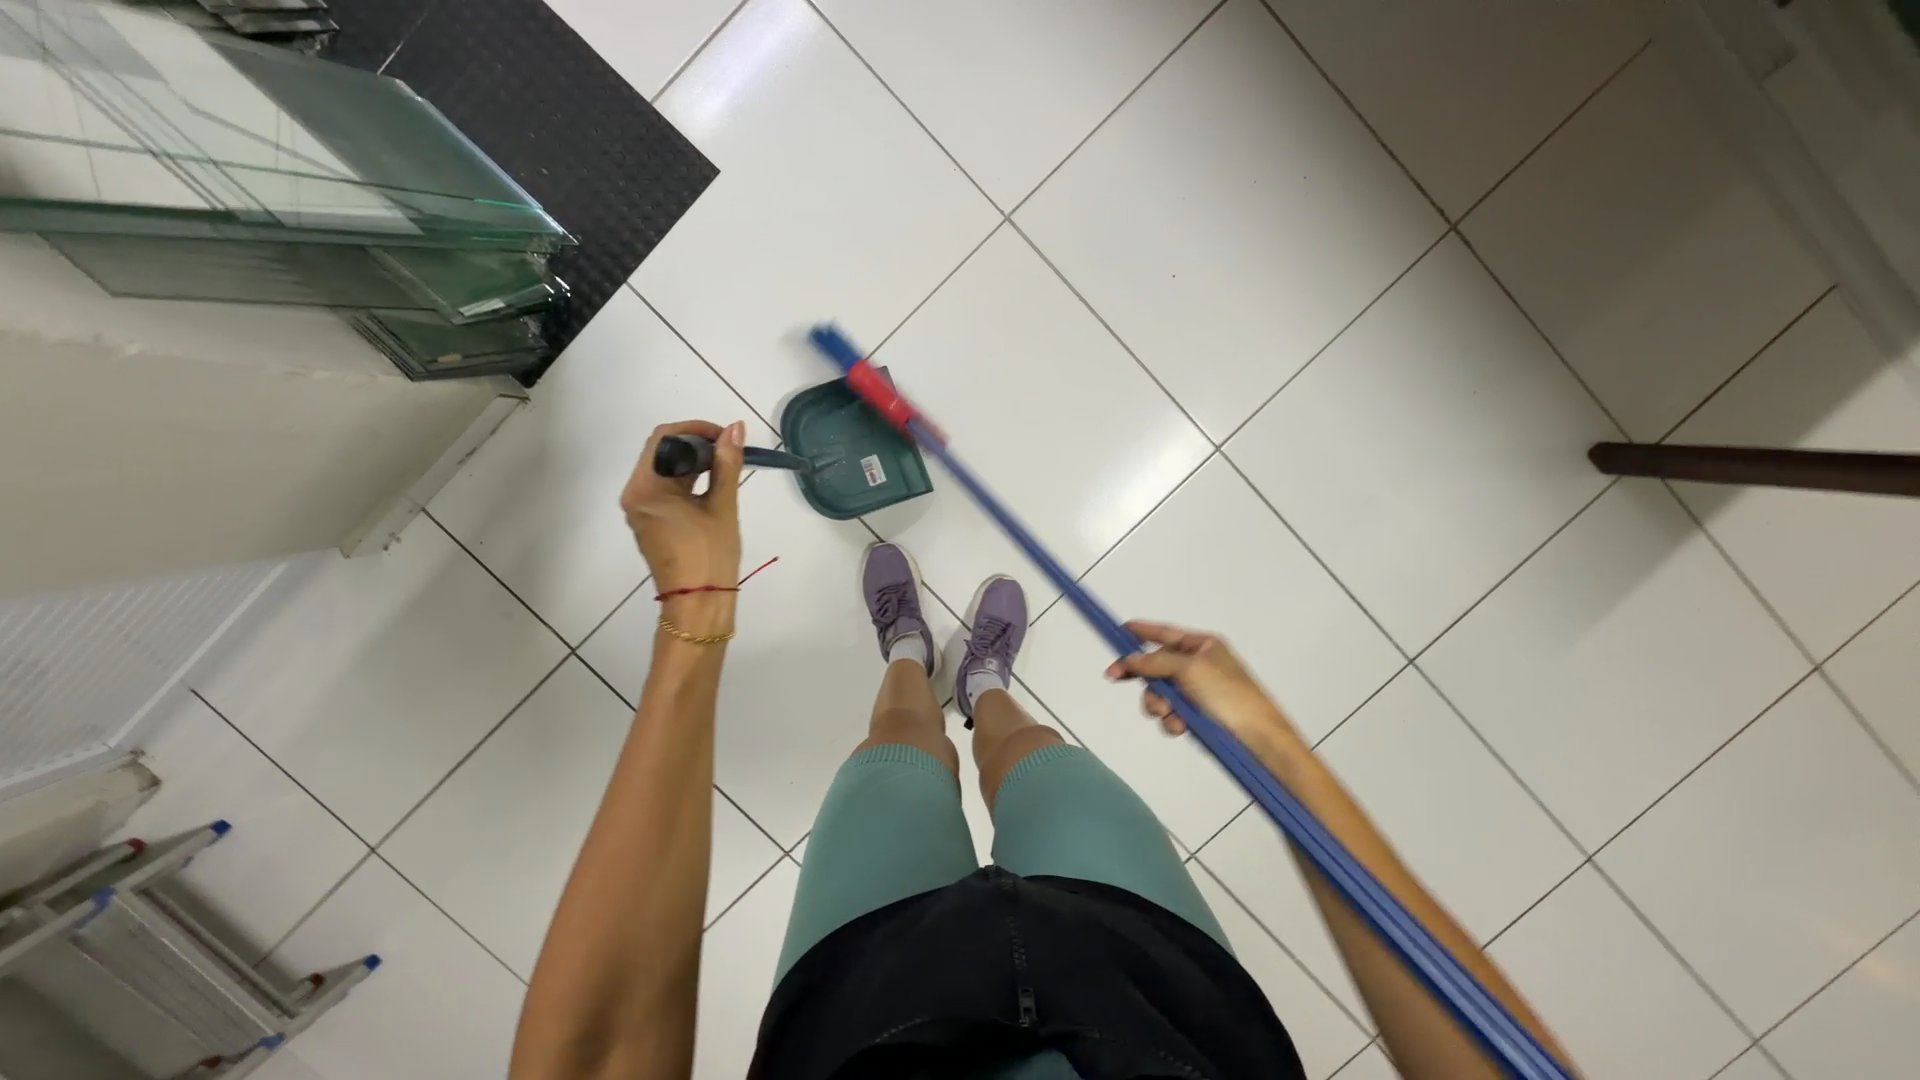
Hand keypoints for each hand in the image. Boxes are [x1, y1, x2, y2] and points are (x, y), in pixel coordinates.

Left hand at [621, 420, 745, 593]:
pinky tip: (714, 489)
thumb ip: (727, 463)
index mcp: (645, 488)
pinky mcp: (651, 523)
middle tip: (730, 453)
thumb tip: (735, 427)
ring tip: (726, 470)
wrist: (698, 605)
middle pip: (662, 453)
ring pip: (666, 472)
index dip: (696, 429)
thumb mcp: (722, 506)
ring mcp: (640, 511)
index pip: (664, 438)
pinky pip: (666, 491)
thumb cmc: (710, 555)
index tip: (726, 437)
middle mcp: (634, 495)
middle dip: (697, 446)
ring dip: (695, 464)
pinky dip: (689, 483)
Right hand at [1104, 620, 1295, 745]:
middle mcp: (1198, 665)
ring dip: (1158, 703)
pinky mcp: (1196, 716)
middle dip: (1144, 677)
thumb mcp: (1191, 670)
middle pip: (1156, 665)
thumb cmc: (1229, 695)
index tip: (1118, 630)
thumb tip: (1129, 658)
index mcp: (1202, 646)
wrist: (1259, 738)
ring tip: (1168, 713)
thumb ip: (1156, 661)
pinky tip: (1181, 727)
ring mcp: (1196, 692)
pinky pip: (1170, 714)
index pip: (1165, 633)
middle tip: (1114, 677)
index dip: (1141, 631)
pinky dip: (1171, 721)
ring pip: (1159, 693)